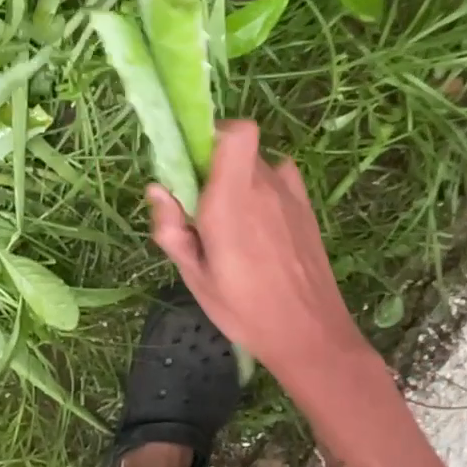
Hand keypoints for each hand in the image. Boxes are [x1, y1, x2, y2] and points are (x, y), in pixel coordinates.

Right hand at [148, 121, 373, 390]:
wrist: (310, 334)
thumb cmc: (243, 309)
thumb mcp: (194, 276)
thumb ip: (171, 228)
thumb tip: (157, 189)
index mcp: (232, 200)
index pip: (236, 132)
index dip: (211, 135)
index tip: (190, 165)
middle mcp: (264, 187)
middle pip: (237, 149)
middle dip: (213, 169)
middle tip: (200, 212)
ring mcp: (291, 195)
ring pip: (256, 165)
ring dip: (237, 182)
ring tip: (229, 226)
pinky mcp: (306, 208)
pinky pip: (277, 180)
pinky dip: (262, 191)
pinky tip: (257, 229)